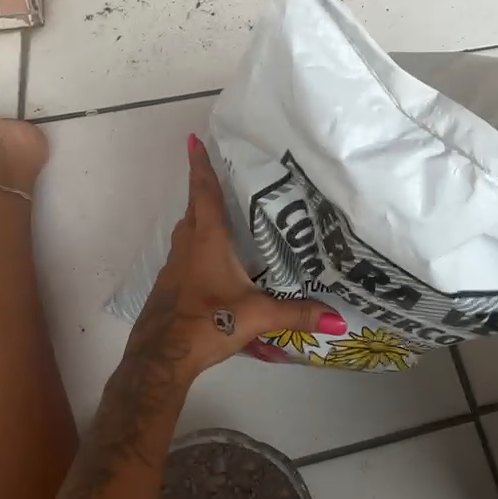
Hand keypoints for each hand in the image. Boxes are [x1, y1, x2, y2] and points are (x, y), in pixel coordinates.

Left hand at [130, 135, 343, 379]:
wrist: (159, 358)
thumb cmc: (207, 322)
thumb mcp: (257, 317)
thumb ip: (297, 314)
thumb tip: (338, 319)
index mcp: (208, 240)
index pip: (204, 192)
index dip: (200, 165)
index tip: (192, 139)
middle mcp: (188, 245)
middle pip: (194, 207)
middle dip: (203, 187)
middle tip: (218, 170)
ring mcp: (174, 266)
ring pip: (187, 231)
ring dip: (199, 216)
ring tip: (220, 212)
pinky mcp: (169, 286)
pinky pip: (183, 253)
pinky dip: (195, 244)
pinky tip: (211, 260)